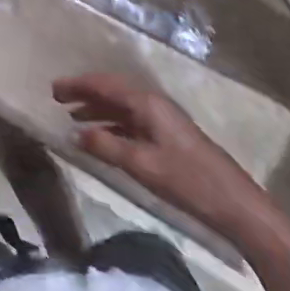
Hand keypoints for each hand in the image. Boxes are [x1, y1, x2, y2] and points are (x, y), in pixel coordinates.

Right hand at [53, 72, 269, 234]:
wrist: (236, 205)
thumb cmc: (187, 181)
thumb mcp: (141, 165)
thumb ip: (105, 146)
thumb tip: (74, 133)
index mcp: (147, 103)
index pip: (104, 85)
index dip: (77, 85)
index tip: (52, 90)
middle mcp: (154, 104)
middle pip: (113, 91)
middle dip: (85, 93)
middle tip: (58, 99)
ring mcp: (163, 120)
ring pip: (122, 106)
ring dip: (97, 109)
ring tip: (73, 117)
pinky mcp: (169, 137)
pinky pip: (131, 121)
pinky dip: (111, 124)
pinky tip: (101, 137)